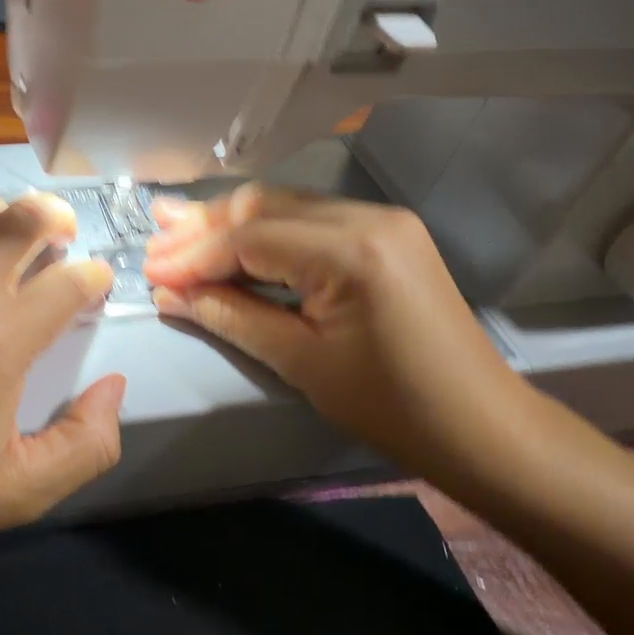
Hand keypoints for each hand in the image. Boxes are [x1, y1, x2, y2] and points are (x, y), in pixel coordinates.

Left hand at [0, 193, 122, 560]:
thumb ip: (86, 444)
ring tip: (8, 243)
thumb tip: (114, 385)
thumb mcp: (19, 491)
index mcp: (2, 335)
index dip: (94, 277)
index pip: (70, 279)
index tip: (95, 285)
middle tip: (63, 236)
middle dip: (57, 218)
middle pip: (25, 215)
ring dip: (3, 217)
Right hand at [143, 185, 541, 474]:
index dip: (193, 256)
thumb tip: (167, 294)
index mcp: (350, 250)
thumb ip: (229, 316)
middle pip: (263, 207)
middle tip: (153, 241)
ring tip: (174, 231)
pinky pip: (310, 220)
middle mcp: (367, 216)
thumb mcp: (300, 362)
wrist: (484, 428)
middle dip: (204, 227)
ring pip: (284, 206)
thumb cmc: (392, 407)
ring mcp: (382, 219)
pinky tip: (232, 241)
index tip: (149, 273)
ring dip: (230, 224)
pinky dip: (266, 233)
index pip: (249, 238)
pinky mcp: (387, 232)